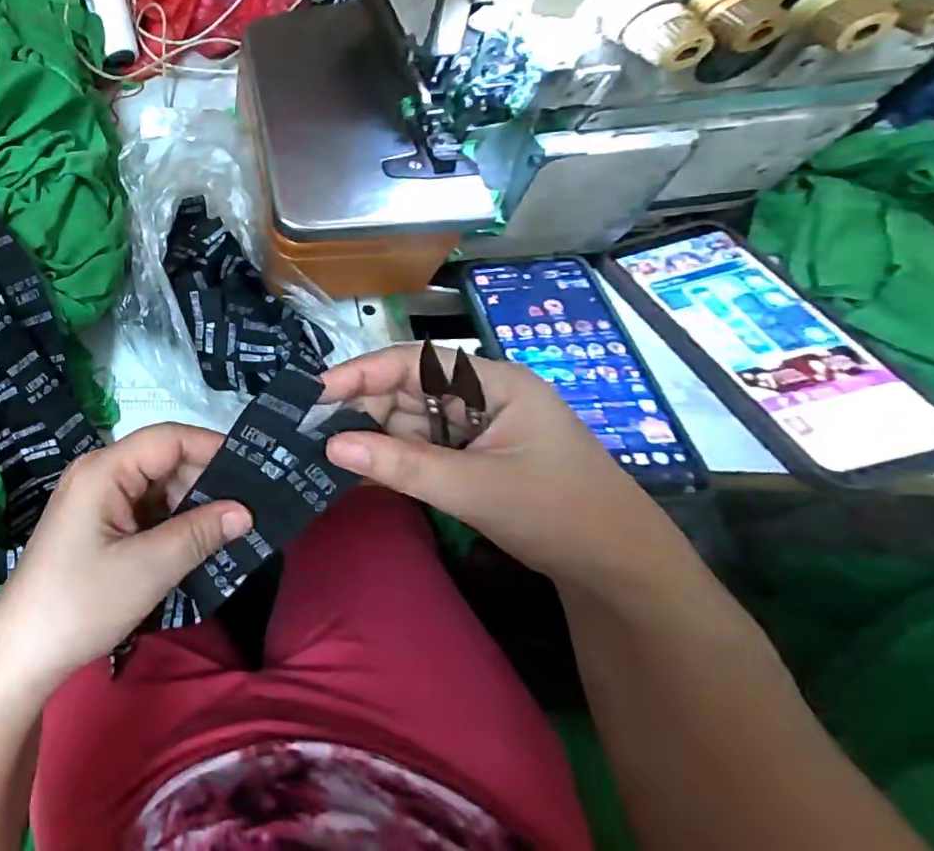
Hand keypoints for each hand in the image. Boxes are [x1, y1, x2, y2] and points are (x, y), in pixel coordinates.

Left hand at [0, 423, 250, 697]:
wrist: (24, 649)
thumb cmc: (82, 602)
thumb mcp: (148, 568)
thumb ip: (199, 533)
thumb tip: (245, 511)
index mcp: (104, 469)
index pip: (168, 438)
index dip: (212, 446)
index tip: (257, 468)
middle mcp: (98, 473)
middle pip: (163, 460)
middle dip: (206, 481)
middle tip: (254, 508)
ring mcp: (95, 499)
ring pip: (156, 488)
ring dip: (192, 506)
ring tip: (237, 528)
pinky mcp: (97, 524)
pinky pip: (143, 510)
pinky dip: (172, 523)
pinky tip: (201, 543)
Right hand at [320, 344, 695, 596]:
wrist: (622, 572)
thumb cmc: (560, 515)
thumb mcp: (476, 489)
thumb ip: (402, 465)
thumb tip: (331, 445)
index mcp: (492, 383)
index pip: (413, 362)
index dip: (361, 372)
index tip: (315, 393)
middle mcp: (478, 395)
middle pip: (404, 389)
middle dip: (360, 409)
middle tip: (311, 432)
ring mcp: (472, 425)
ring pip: (404, 418)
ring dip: (370, 436)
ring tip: (324, 452)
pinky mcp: (467, 453)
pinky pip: (416, 446)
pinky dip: (389, 457)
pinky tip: (357, 469)